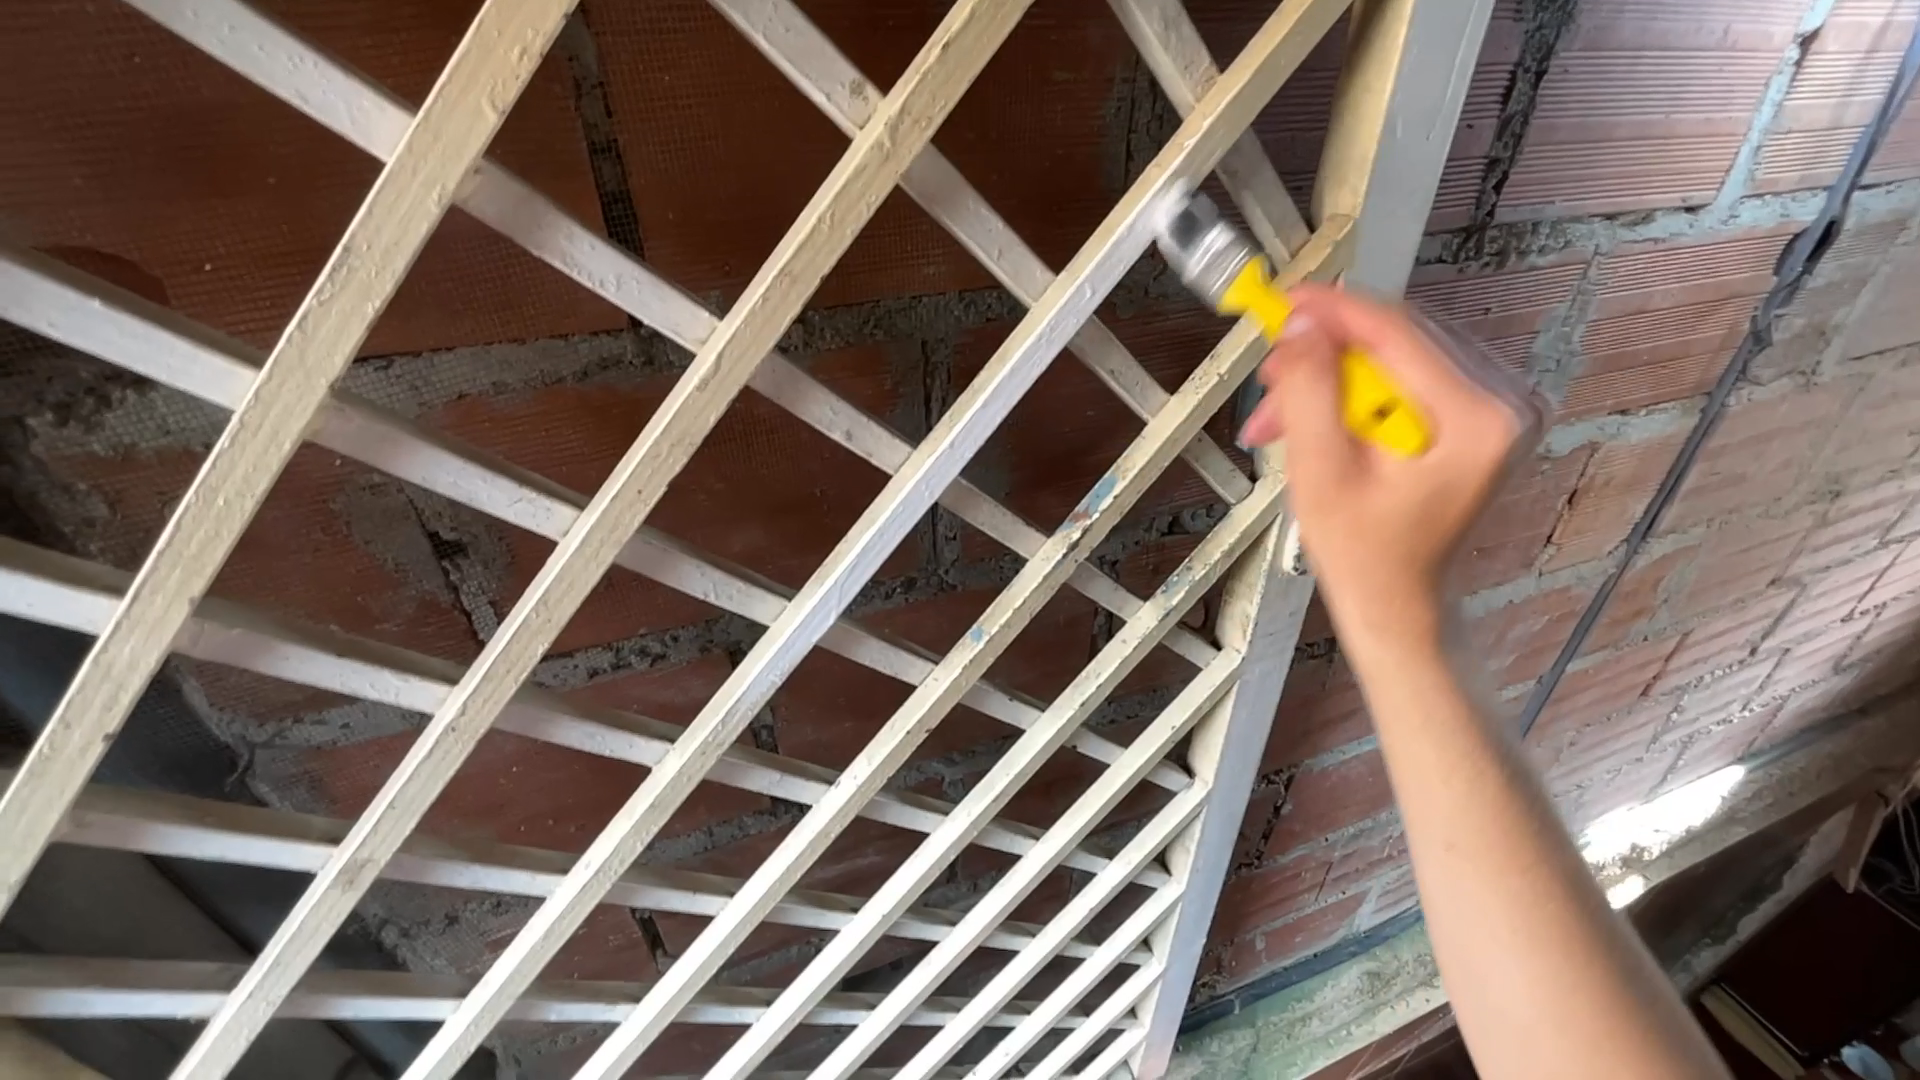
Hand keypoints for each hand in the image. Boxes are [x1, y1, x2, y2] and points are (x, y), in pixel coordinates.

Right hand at [1238, 284, 1525, 648]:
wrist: (1398, 601)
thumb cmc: (1360, 552)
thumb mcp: (1320, 471)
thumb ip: (1309, 391)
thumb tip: (1298, 327)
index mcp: (1476, 416)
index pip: (1398, 332)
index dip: (1334, 310)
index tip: (1282, 300)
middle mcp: (1502, 400)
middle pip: (1397, 343)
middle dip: (1324, 357)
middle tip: (1268, 382)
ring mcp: (1495, 409)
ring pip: (1395, 361)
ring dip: (1330, 381)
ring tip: (1278, 420)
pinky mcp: (1477, 420)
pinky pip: (1406, 382)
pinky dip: (1354, 397)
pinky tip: (1315, 424)